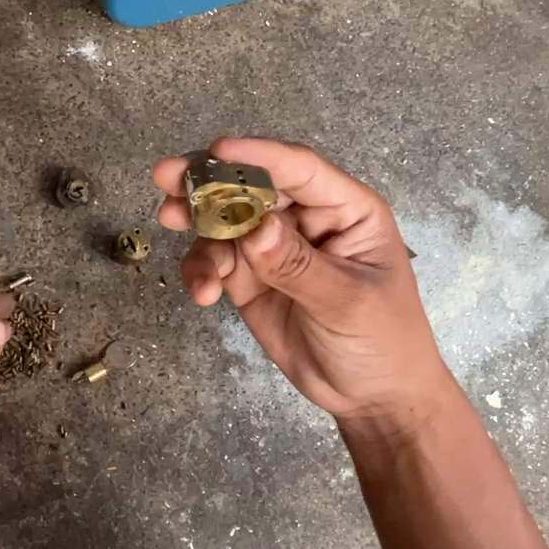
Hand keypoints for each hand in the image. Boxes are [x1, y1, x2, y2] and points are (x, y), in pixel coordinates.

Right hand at [154, 138, 452, 426]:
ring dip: (195, 221)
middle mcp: (303, 219)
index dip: (258, 155)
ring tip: (167, 222)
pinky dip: (202, 271)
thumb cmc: (382, 341)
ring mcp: (271, 248)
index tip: (217, 150)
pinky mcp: (248, 277)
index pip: (299, 170)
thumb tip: (255, 229)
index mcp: (343, 210)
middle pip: (250, 186)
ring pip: (224, 220)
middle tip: (166, 176)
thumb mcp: (346, 302)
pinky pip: (216, 261)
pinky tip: (202, 294)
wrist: (371, 398)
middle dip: (208, 180)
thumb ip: (297, 265)